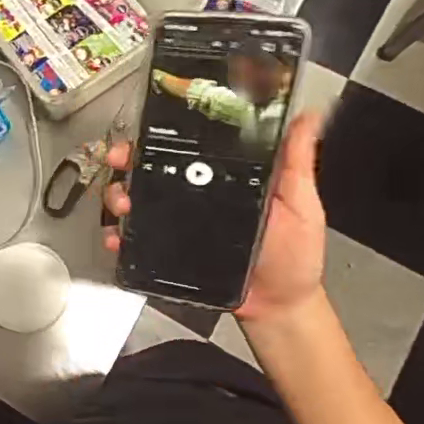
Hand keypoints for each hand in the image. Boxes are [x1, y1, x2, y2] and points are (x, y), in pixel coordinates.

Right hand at [102, 111, 326, 321]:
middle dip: (129, 163)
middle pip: (153, 172)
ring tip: (124, 204)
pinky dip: (120, 238)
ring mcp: (180, 226)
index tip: (148, 129)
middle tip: (121, 161)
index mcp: (225, 179)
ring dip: (120, 197)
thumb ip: (297, 164)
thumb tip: (305, 118)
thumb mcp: (300, 202)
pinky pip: (137, 242)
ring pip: (139, 203)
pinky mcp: (169, 253)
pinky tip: (118, 238)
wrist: (278, 305)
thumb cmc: (294, 256)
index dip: (163, 135)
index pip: (188, 149)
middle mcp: (197, 198)